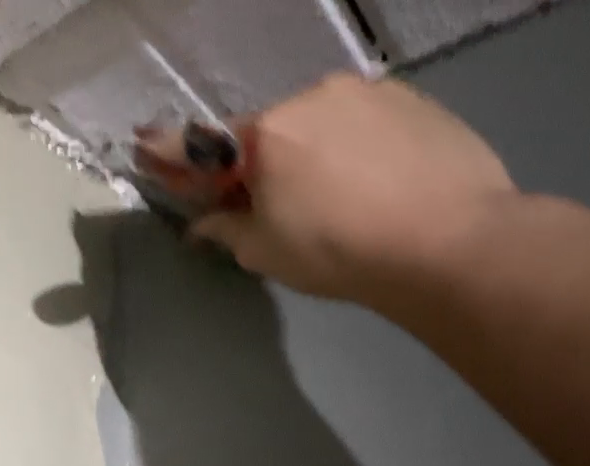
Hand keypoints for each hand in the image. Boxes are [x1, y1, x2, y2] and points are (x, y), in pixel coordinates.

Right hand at [190, 74, 516, 303]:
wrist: (448, 240)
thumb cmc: (335, 250)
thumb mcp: (262, 249)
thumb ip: (225, 227)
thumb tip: (202, 224)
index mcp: (265, 134)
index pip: (200, 144)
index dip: (168, 153)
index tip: (141, 148)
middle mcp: (311, 98)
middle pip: (261, 132)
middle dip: (250, 162)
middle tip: (255, 201)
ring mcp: (367, 93)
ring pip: (312, 123)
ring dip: (301, 152)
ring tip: (322, 194)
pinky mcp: (413, 99)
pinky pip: (358, 122)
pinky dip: (346, 146)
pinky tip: (363, 181)